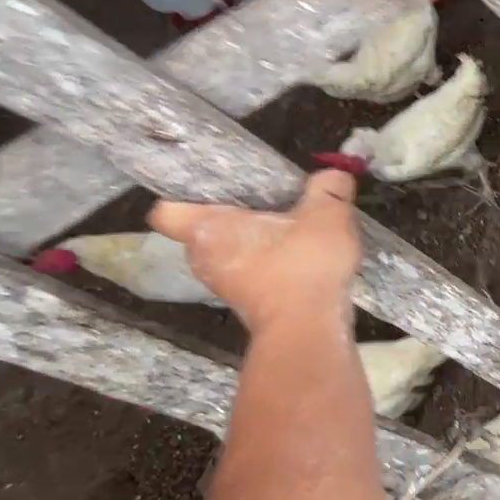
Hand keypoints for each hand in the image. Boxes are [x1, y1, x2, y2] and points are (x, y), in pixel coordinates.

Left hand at [149, 170, 361, 332]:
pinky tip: (300, 254)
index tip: (221, 188)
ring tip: (292, 228)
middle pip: (204, 226)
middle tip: (272, 201)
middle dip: (235, 214)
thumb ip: (329, 187)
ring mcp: (221, 280)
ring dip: (253, 239)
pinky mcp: (244, 297)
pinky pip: (246, 266)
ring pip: (227, 248)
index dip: (187, 195)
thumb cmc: (304, 264)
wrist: (306, 324)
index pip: (167, 209)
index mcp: (208, 229)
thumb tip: (333, 174)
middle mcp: (203, 255)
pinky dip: (267, 259)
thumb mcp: (328, 215)